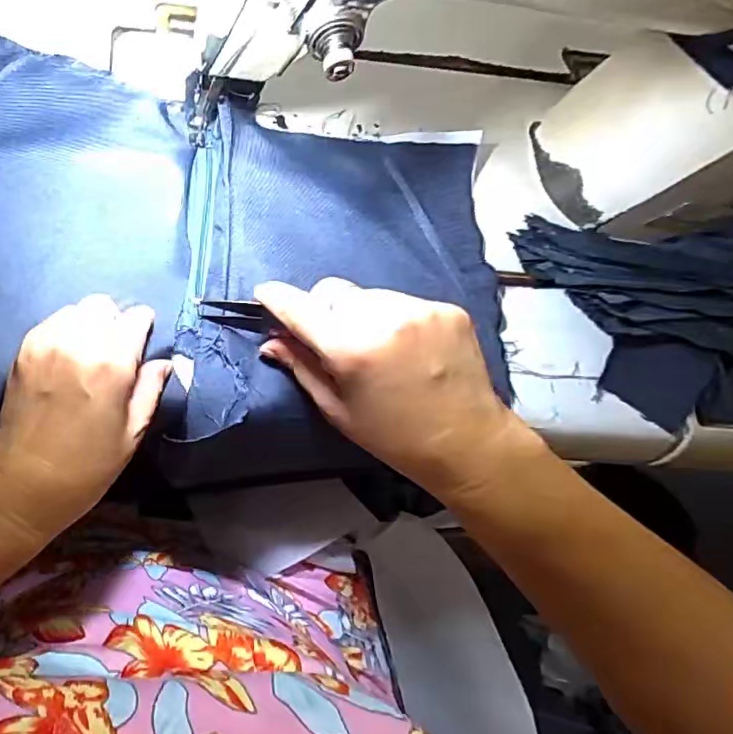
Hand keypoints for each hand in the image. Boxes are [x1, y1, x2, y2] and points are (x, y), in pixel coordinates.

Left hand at [0, 295, 173, 542]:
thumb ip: (151, 389)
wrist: (26, 481)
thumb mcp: (132, 433)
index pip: (136, 317)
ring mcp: (46, 343)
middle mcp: (78, 342)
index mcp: (111, 363)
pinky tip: (66, 358)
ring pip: (75, 310)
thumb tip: (166, 362)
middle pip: (103, 305)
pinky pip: (51, 323)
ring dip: (88, 325)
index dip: (143, 329)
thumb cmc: (88, 465)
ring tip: (88, 354)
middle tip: (115, 351)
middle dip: (114, 323)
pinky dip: (64, 331)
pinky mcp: (24, 349)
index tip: (142, 344)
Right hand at [254, 278, 540, 496]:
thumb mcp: (336, 407)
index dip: (277, 298)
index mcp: (352, 348)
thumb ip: (301, 367)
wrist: (468, 442)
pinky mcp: (445, 308)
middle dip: (323, 310)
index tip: (264, 293)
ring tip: (374, 347)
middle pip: (332, 291)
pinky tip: (403, 346)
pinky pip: (399, 300)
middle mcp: (383, 319)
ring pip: (366, 294)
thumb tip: (271, 342)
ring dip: (357, 313)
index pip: (301, 307)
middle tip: (330, 340)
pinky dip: (390, 317)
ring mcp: (418, 310)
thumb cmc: (393, 435)